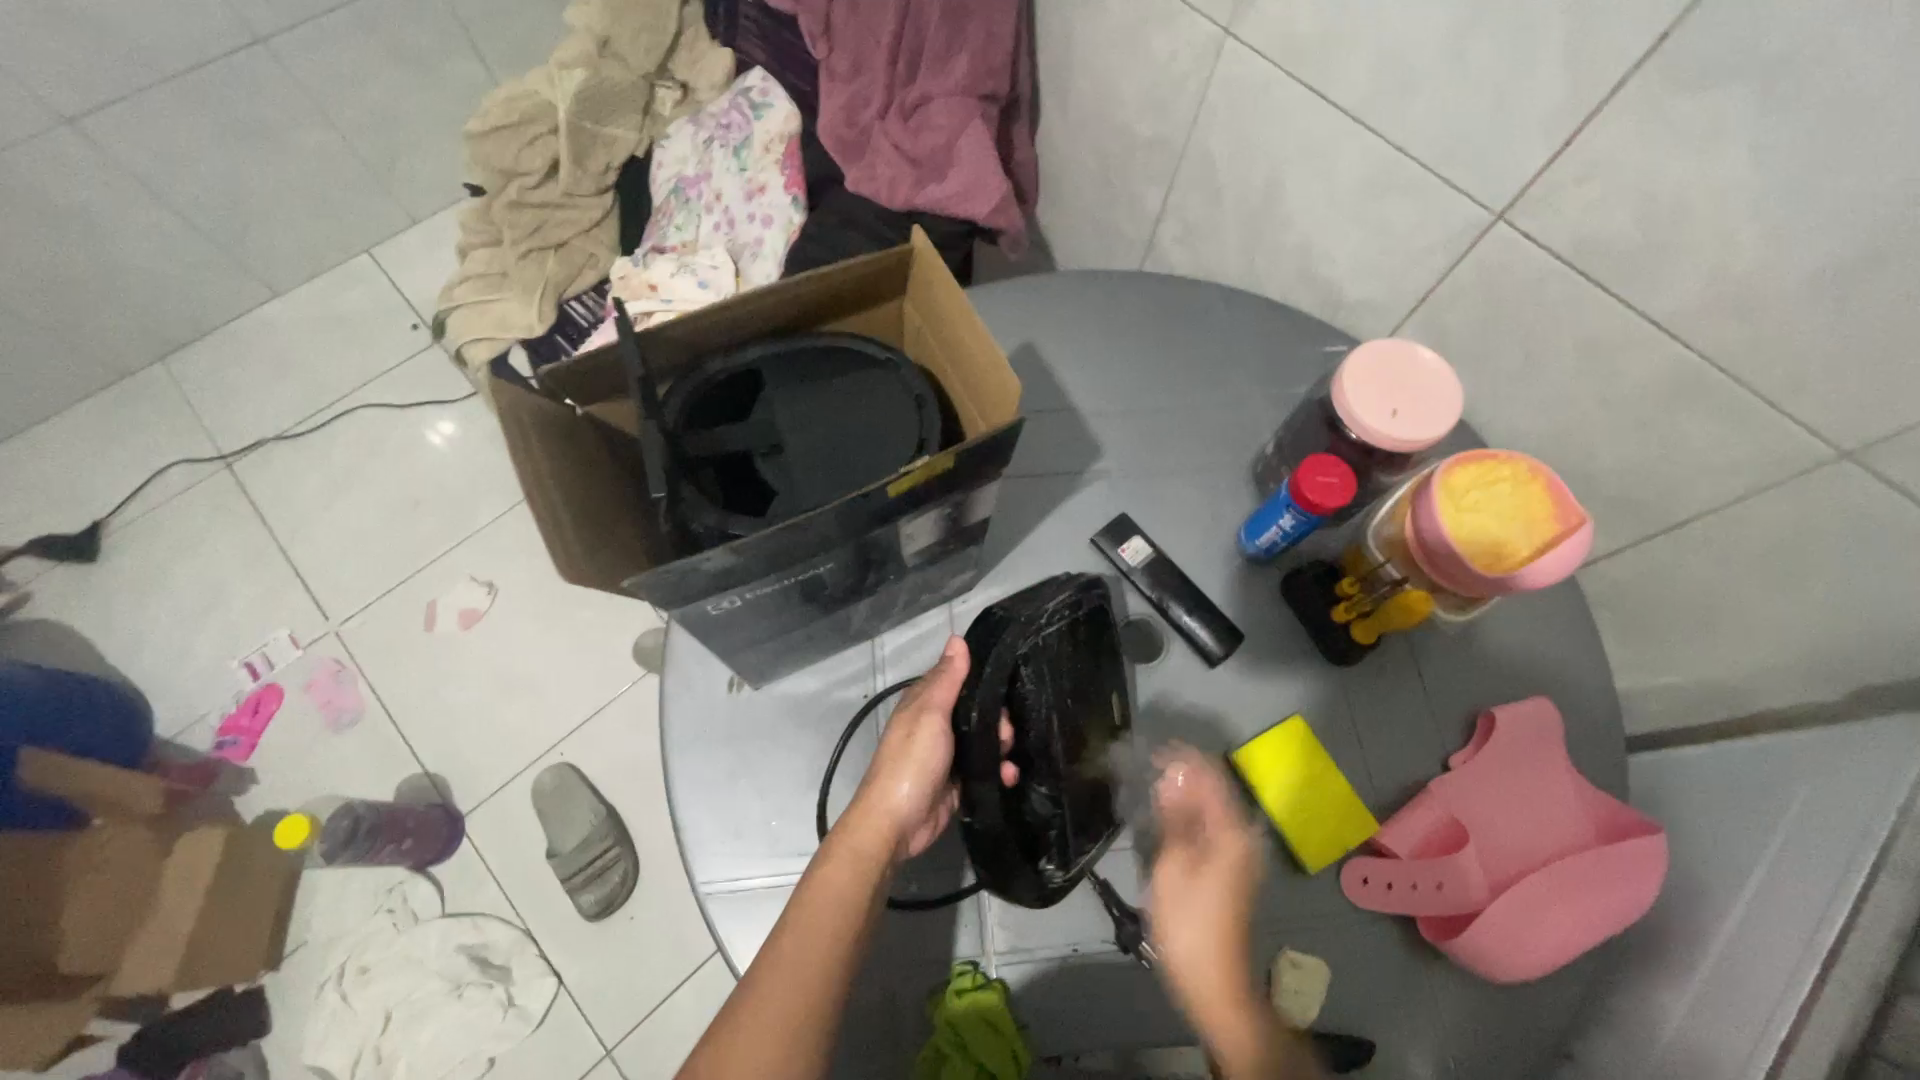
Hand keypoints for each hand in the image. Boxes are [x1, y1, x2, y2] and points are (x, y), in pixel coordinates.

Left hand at [845, 637, 1019, 860]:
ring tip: (1008, 756)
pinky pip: (986, 769)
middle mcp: (936, 725)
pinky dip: (1000, 771)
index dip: (983, 680)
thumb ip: (947, 679)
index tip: (1007, 686)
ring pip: (985, 740)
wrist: (897, 823)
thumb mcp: (929, 714)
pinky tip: (1009, 777)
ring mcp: (948, 755)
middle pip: (978, 711)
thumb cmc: (911, 762)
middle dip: (998, 719)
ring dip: (1002, 746)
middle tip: (1006, 732)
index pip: (959, 679)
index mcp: (925, 703)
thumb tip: (957, 638)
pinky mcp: (959, 782)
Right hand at [1147, 744, 1266, 1024]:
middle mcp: (1242, 836)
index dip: (1180, 757)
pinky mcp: (1231, 869)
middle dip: (1181, 774)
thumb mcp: (1173, 866)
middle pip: (1213, 789)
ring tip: (1147, 786)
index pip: (1209, 775)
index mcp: (1232, 832)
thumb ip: (1175, 817)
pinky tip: (1164, 818)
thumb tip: (1172, 775)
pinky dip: (1188, 816)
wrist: (1215, 983)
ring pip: (1211, 808)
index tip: (1148, 748)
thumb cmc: (1189, 925)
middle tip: (1142, 765)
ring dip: (1183, 794)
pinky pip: (1210, 826)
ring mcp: (1239, 854)